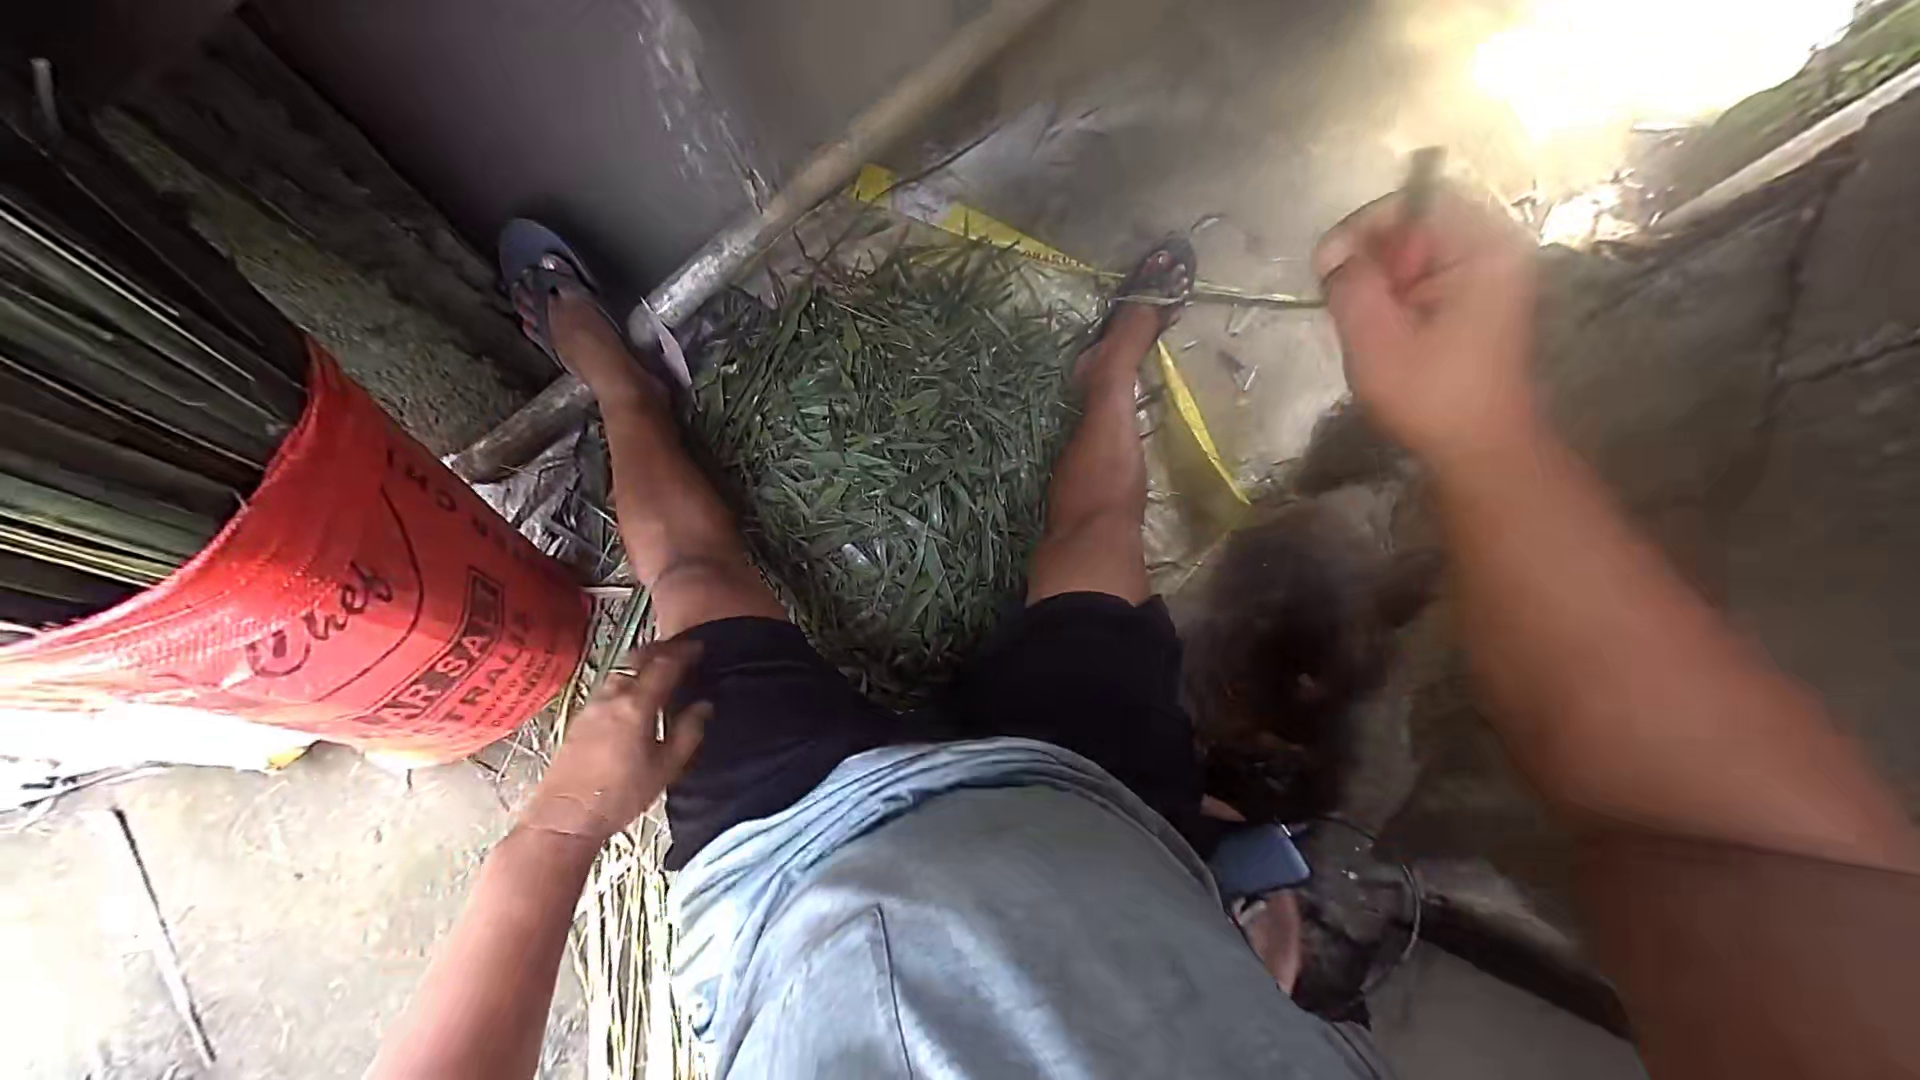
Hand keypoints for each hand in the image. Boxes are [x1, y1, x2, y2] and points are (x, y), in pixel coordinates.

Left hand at [519, 640, 709, 844]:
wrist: (564, 819)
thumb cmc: (621, 796)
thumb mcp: (666, 767)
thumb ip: (689, 731)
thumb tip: (704, 706)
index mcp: (636, 705)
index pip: (665, 665)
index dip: (684, 652)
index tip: (699, 646)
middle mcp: (612, 698)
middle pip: (638, 658)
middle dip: (662, 648)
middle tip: (681, 648)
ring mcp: (591, 706)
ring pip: (621, 670)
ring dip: (642, 661)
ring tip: (659, 666)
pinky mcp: (579, 719)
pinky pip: (609, 685)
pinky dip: (628, 677)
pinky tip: (634, 691)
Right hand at [1312, 187, 1540, 468]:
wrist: (1476, 446)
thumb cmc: (1429, 394)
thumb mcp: (1375, 338)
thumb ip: (1350, 285)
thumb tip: (1332, 252)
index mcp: (1482, 249)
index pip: (1419, 201)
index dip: (1365, 224)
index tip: (1326, 263)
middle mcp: (1492, 251)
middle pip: (1417, 225)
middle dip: (1369, 258)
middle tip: (1338, 298)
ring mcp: (1486, 277)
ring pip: (1414, 256)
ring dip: (1376, 282)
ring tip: (1357, 321)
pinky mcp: (1473, 303)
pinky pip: (1422, 280)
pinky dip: (1391, 298)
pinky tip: (1377, 331)